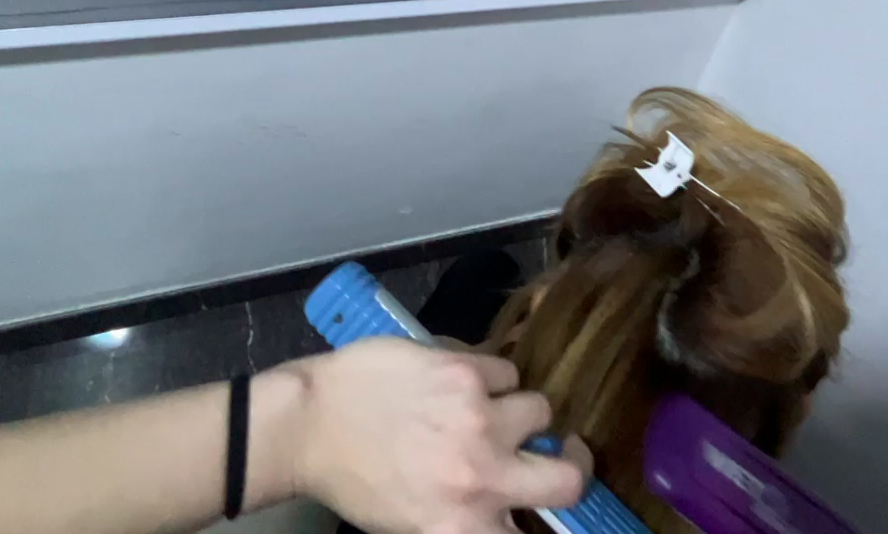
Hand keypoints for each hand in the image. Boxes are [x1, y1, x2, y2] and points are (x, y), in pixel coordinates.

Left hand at [281, 339, 589, 533]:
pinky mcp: (466, 369)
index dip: (548, 519)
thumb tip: (509, 508)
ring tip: (490, 405)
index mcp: (463, 528)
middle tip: (564, 451)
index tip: (547, 505)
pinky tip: (459, 380)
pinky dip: (490, 375)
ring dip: (520, 409)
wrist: (314, 421)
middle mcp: (481, 478)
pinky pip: (506, 369)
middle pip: (569, 477)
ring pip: (541, 408)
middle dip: (574, 463)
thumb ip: (467, 517)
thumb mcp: (416, 523)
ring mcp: (478, 419)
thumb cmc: (358, 480)